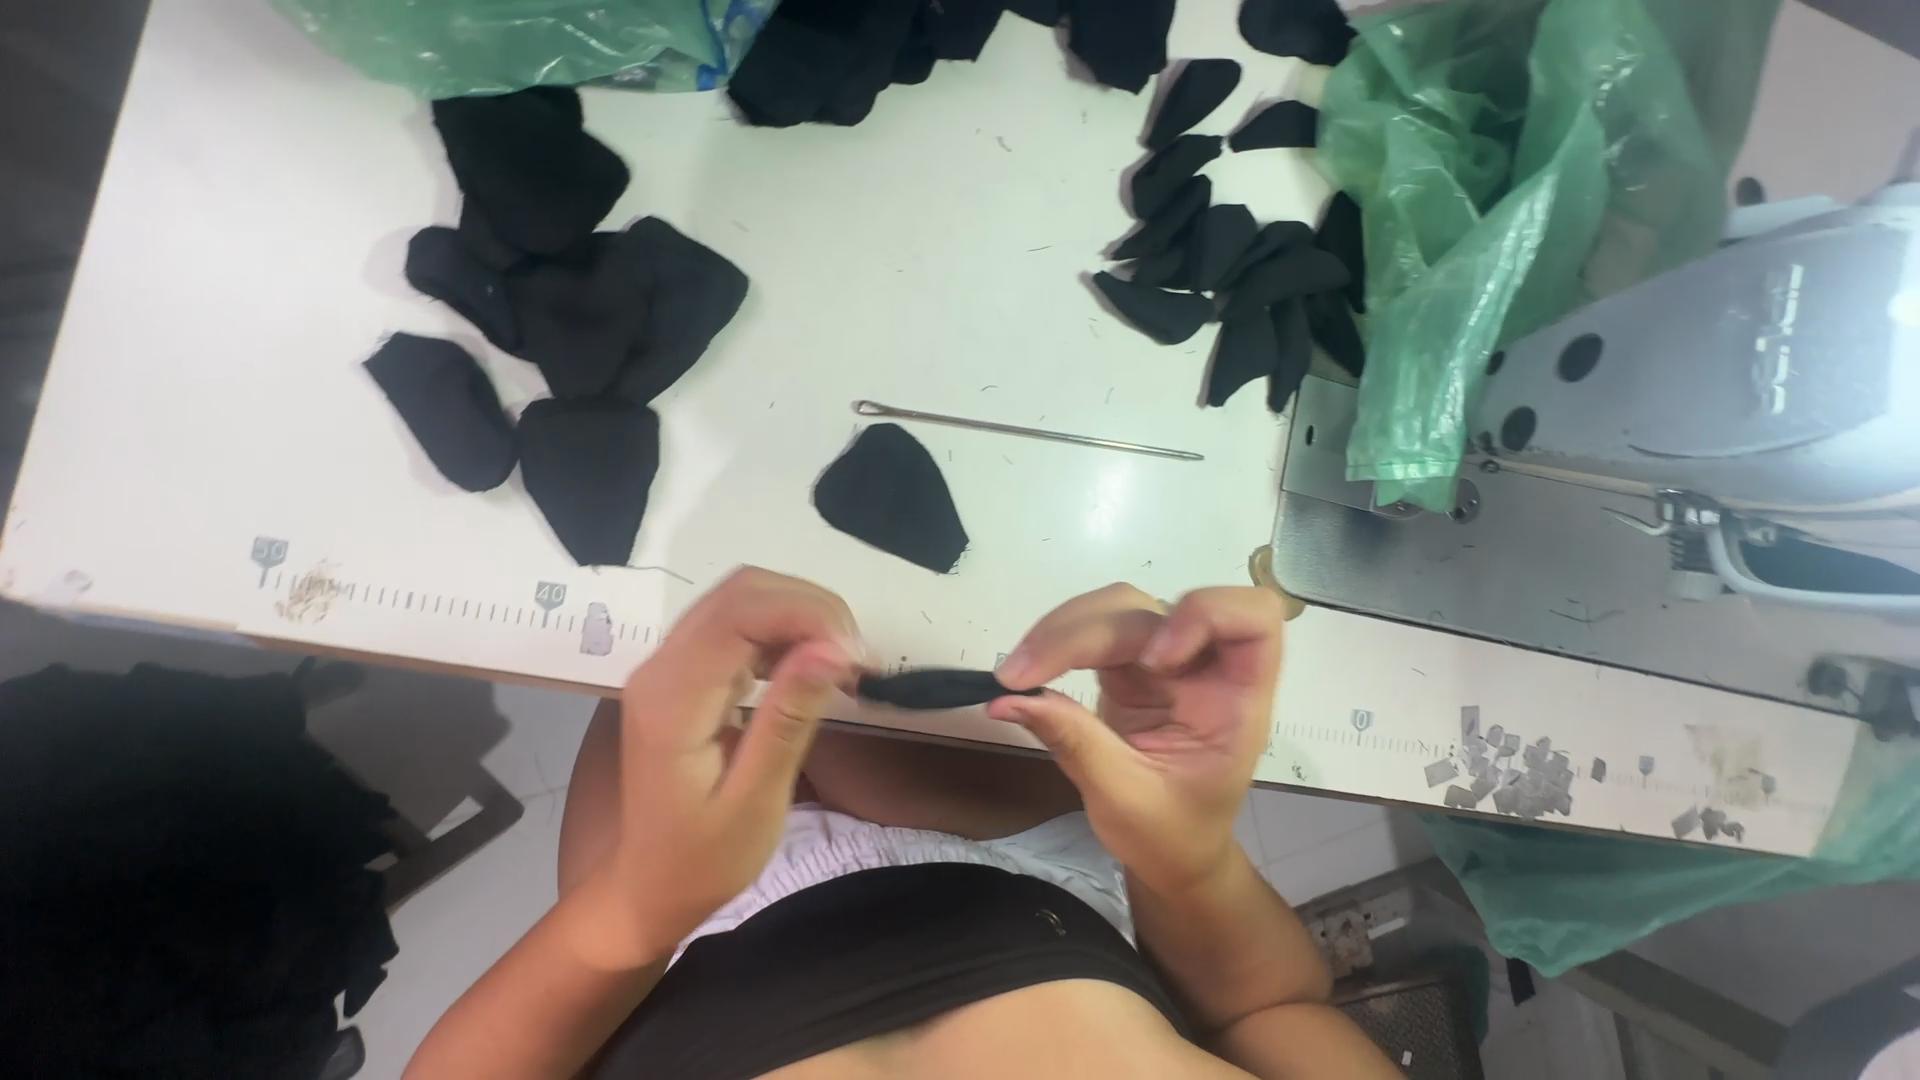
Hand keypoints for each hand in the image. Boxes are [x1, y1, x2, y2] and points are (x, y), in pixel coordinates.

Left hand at [601, 567, 863, 963]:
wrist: (648, 886)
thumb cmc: (703, 860)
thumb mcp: (756, 801)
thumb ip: (789, 719)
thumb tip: (833, 650)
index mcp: (672, 700)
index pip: (738, 614)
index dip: (806, 615)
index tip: (856, 655)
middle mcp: (662, 666)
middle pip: (741, 591)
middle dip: (810, 607)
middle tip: (857, 658)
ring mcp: (669, 664)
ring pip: (741, 597)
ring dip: (800, 614)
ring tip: (843, 661)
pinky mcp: (684, 670)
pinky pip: (738, 622)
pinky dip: (784, 628)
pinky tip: (812, 664)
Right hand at [987, 584, 1283, 891]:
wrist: (1173, 854)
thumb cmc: (1172, 835)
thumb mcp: (1125, 799)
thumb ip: (1076, 742)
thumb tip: (1008, 699)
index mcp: (1234, 699)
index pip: (1251, 619)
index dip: (1205, 615)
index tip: (1152, 661)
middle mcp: (1203, 667)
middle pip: (1151, 609)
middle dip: (1082, 632)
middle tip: (1021, 674)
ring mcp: (1163, 660)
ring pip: (1115, 609)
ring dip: (1061, 630)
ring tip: (1015, 673)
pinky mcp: (1129, 665)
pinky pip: (1092, 631)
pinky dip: (1055, 643)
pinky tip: (1026, 671)